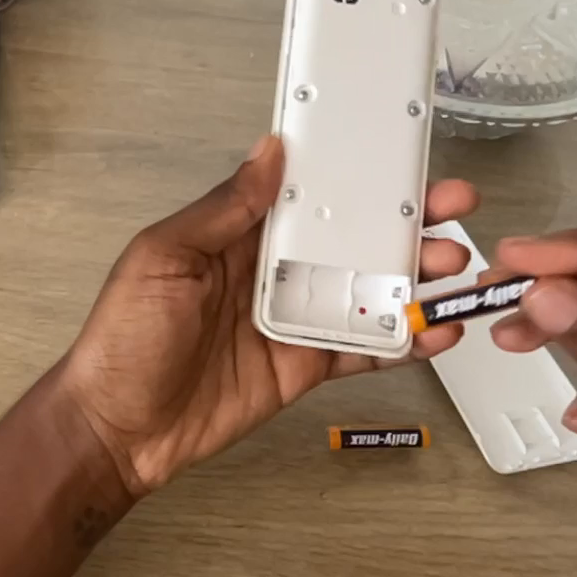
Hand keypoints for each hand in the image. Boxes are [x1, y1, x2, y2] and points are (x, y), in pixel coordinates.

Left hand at [55, 135, 477, 498]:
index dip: (352, 179)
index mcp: (236, 236)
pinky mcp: (303, 367)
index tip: (400, 161)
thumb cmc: (129, 333)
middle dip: (401, 223)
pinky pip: (359, 349)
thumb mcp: (165, 258)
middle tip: (454, 209)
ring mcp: (291, 320)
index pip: (306, 197)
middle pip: (347, 240)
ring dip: (412, 277)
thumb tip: (270, 151)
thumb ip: (222, 209)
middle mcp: (271, 272)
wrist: (121, 426)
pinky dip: (401, 342)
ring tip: (456, 267)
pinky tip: (438, 333)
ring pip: (364, 290)